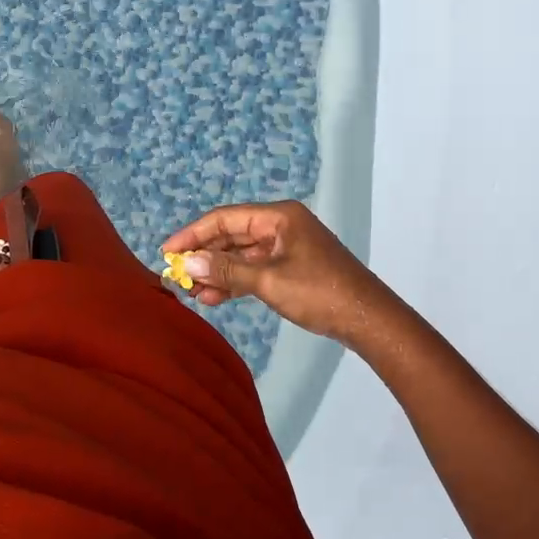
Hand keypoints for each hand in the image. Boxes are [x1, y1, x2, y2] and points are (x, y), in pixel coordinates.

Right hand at [163, 200, 400, 347]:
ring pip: (241, 255)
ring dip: (217, 272)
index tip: (168, 251)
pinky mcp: (291, 268)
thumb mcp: (269, 282)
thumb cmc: (321, 293)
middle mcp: (280, 225)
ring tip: (192, 291)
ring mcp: (287, 247)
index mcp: (278, 216)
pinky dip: (235, 281)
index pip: (224, 218)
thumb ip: (227, 271)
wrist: (371, 323)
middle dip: (204, 256)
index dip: (193, 234)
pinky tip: (214, 297)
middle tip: (177, 274)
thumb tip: (189, 264)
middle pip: (231, 235)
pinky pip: (254, 269)